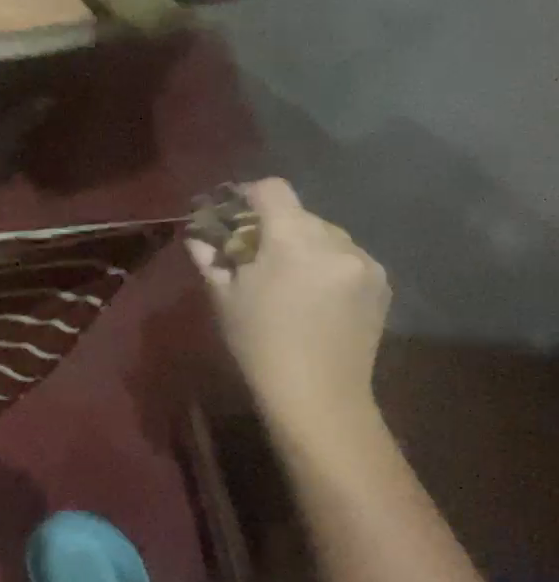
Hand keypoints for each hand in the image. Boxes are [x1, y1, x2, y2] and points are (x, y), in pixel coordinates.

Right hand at [187, 179, 390, 431]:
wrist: (316, 391)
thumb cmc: (258, 341)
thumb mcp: (222, 296)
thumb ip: (210, 256)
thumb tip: (199, 235)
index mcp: (294, 241)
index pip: (273, 190)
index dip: (247, 195)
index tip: (229, 214)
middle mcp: (338, 243)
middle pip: (300, 213)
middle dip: (272, 225)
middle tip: (249, 252)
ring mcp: (366, 264)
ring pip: (325, 235)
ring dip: (300, 244)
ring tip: (281, 276)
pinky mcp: (382, 284)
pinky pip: (345, 257)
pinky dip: (323, 263)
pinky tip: (308, 292)